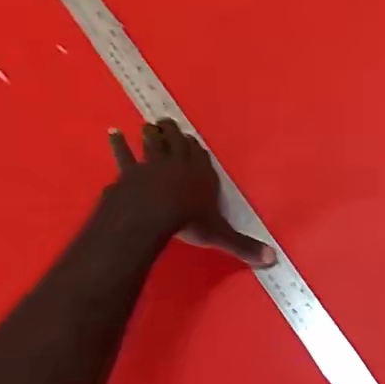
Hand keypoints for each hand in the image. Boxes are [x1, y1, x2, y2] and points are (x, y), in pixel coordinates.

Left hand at [107, 119, 275, 267]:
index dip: (194, 147)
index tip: (190, 139)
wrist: (151, 215)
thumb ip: (243, 246)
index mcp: (201, 174)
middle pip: (175, 141)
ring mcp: (152, 164)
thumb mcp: (220, 235)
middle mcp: (178, 163)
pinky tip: (113, 133)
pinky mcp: (130, 171)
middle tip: (166, 123)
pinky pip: (124, 154)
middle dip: (171, 132)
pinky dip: (118, 144)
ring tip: (146, 126)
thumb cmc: (189, 221)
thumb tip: (272, 260)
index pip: (200, 154)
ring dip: (149, 134)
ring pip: (152, 143)